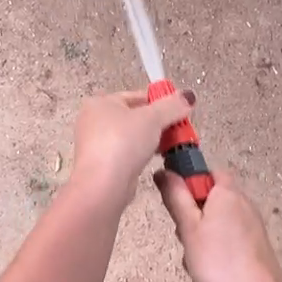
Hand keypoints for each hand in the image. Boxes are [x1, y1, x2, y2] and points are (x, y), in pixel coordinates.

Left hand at [69, 88, 195, 207]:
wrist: (102, 186)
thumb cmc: (122, 143)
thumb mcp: (152, 118)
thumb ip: (172, 106)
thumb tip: (188, 96)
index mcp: (101, 103)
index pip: (136, 96)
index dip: (159, 102)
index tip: (179, 111)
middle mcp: (94, 121)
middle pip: (134, 117)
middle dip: (157, 123)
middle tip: (179, 130)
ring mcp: (96, 145)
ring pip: (132, 137)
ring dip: (151, 141)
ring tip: (171, 146)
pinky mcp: (102, 166)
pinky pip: (127, 154)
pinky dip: (141, 155)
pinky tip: (155, 160)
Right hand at [155, 167, 281, 281]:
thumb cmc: (218, 261)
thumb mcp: (188, 228)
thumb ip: (175, 197)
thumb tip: (163, 171)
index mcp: (227, 192)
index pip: (209, 172)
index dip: (191, 182)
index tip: (177, 203)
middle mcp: (244, 204)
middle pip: (212, 200)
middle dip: (194, 217)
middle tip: (184, 238)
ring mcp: (253, 228)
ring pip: (218, 225)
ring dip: (203, 240)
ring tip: (196, 264)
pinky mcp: (257, 249)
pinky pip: (230, 243)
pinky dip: (218, 255)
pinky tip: (211, 277)